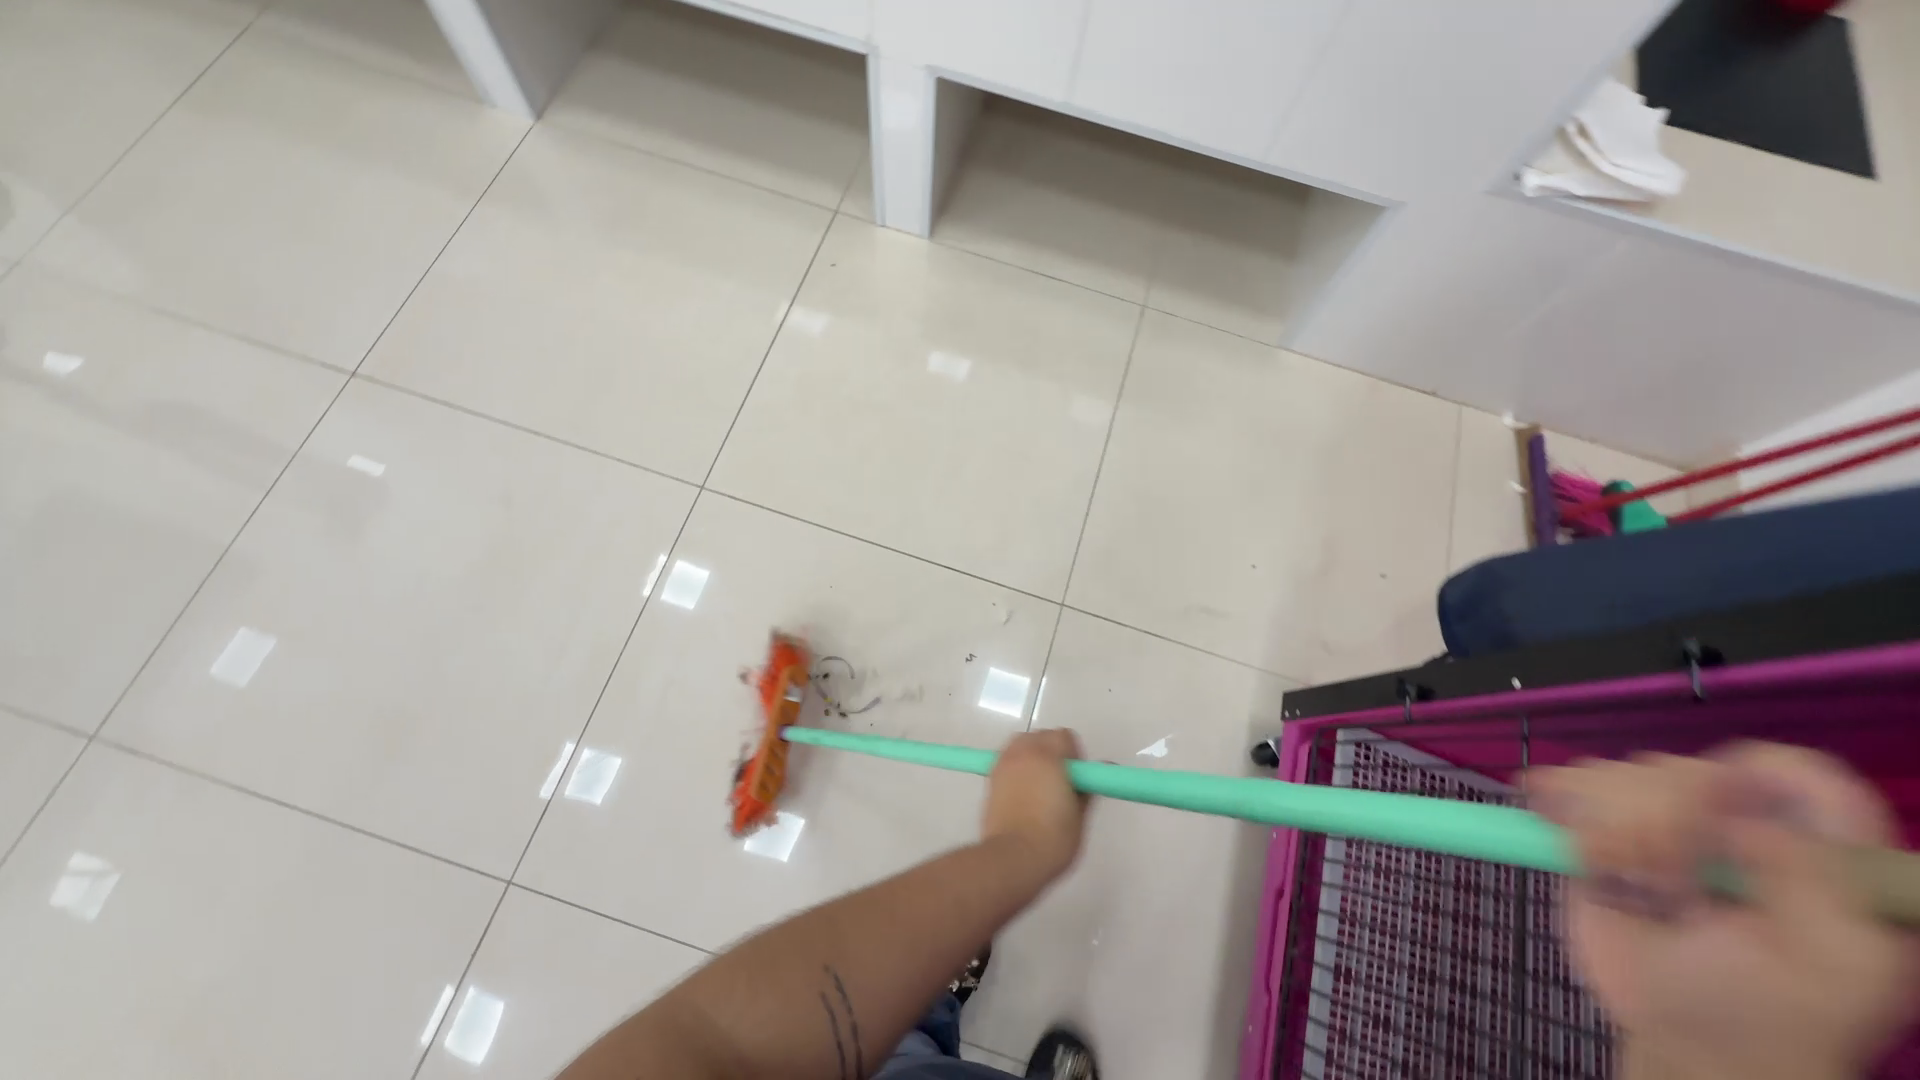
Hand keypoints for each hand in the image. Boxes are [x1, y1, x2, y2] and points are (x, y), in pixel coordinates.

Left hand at [981, 729, 1089, 879]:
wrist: (1011, 860)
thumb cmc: (1052, 839)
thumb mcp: (1079, 815)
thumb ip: (1089, 786)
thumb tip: (1106, 767)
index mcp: (1047, 755)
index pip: (1064, 736)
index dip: (1074, 756)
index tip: (1077, 781)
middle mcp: (1021, 752)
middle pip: (1040, 736)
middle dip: (1052, 752)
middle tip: (1061, 784)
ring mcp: (1002, 764)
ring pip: (1020, 746)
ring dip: (1032, 757)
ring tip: (1039, 788)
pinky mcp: (989, 780)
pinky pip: (1006, 761)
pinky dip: (1016, 768)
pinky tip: (1022, 795)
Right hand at [1529, 743, 1916, 1079]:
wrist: (1683, 1039)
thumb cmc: (1767, 1010)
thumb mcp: (1825, 961)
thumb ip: (1809, 880)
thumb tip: (1740, 820)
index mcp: (1814, 847)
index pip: (1798, 771)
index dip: (1759, 773)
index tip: (1723, 816)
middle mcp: (1736, 821)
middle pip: (1686, 769)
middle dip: (1663, 821)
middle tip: (1666, 884)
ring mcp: (1659, 821)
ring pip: (1618, 773)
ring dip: (1610, 825)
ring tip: (1624, 880)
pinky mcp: (1595, 829)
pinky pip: (1565, 786)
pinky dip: (1558, 805)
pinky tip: (1566, 835)